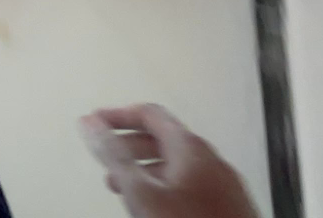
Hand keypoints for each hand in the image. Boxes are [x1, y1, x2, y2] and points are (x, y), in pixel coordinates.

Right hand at [79, 104, 257, 217]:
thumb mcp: (140, 190)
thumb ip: (112, 153)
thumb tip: (88, 121)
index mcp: (192, 147)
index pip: (150, 113)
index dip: (118, 115)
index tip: (95, 125)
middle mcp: (213, 160)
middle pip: (163, 139)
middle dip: (129, 146)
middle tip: (107, 161)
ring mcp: (228, 186)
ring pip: (178, 165)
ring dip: (146, 170)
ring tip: (125, 189)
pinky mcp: (234, 209)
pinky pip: (194, 185)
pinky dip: (168, 186)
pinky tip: (157, 207)